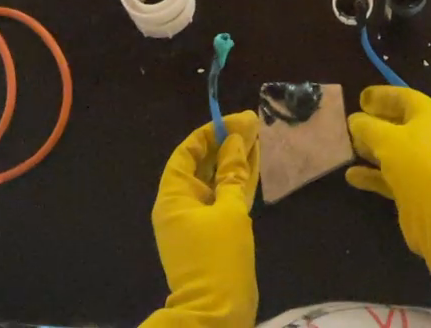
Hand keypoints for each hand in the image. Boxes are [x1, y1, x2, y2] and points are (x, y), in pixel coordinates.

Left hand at [143, 112, 260, 327]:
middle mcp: (181, 205)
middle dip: (226, 143)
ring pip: (216, 179)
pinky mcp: (212, 232)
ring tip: (257, 136)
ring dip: (235, 158)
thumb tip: (235, 140)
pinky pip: (223, 196)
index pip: (187, 153)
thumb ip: (233, 172)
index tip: (234, 121)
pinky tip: (255, 160)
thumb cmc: (218, 257)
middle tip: (252, 123)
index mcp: (174, 197)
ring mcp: (196, 219)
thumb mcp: (230, 209)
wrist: (218, 314)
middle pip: (202, 164)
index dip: (210, 133)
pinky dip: (237, 179)